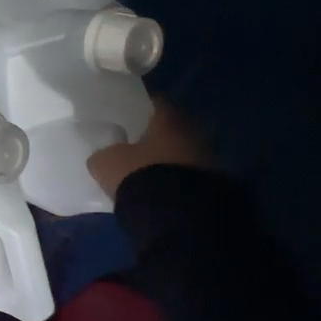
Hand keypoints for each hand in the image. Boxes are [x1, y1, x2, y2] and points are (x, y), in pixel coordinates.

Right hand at [89, 97, 211, 199]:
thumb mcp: (105, 161)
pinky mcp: (215, 188)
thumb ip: (105, 152)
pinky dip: (174, 177)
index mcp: (168, 121)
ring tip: (144, 165)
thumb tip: (106, 154)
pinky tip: (157, 184)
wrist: (179, 217)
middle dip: (155, 133)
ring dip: (166, 157)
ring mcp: (208, 162)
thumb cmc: (138, 176)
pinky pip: (188, 174)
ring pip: (182, 152)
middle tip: (133, 138)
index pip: (156, 102)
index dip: (140, 104)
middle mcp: (193, 136)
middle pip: (172, 128)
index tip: (127, 108)